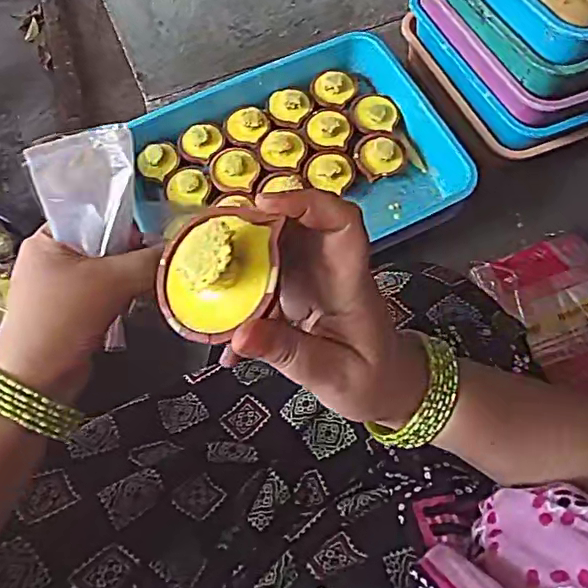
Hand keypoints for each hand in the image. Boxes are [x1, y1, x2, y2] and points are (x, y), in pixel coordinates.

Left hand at [0, 229, 161, 402]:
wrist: (36, 381)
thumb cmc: (61, 321)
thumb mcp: (109, 282)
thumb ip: (146, 261)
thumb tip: (175, 250)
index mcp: (48, 239)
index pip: (93, 215)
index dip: (123, 222)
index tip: (150, 236)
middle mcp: (52, 259)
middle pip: (104, 245)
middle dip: (131, 256)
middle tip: (154, 264)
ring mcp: (62, 288)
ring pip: (108, 272)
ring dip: (129, 281)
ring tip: (148, 286)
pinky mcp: (73, 313)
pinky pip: (106, 295)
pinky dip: (122, 299)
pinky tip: (136, 305)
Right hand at [226, 191, 428, 427]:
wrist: (384, 385)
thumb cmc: (372, 378)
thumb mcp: (331, 376)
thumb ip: (286, 353)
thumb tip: (238, 335)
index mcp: (348, 282)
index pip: (341, 222)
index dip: (306, 202)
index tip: (264, 205)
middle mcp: (326, 268)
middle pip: (295, 222)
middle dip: (253, 220)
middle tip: (213, 236)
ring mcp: (307, 276)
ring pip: (272, 243)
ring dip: (237, 249)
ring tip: (203, 269)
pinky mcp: (291, 290)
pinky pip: (259, 273)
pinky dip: (236, 286)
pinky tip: (217, 317)